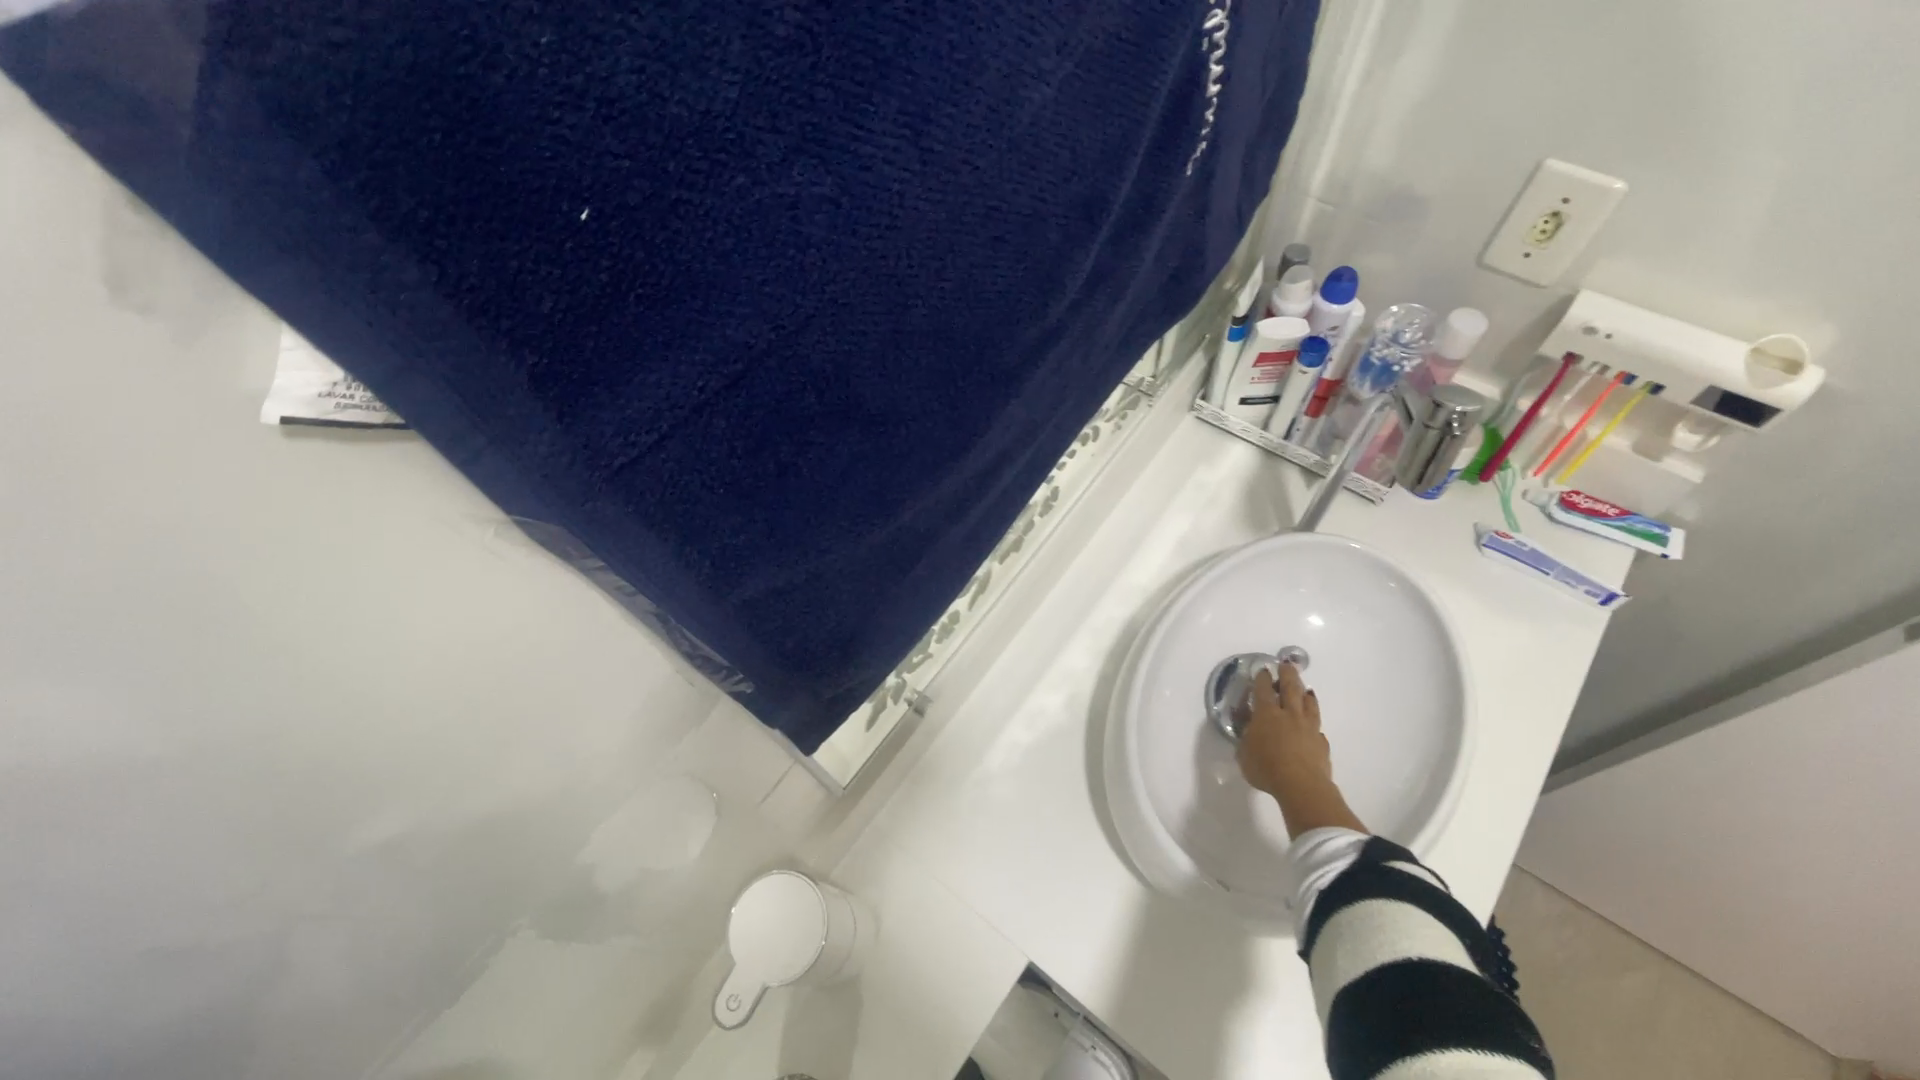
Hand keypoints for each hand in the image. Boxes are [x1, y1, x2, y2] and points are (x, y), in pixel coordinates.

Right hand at [1236, 663, 1329, 796]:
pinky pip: (1318, 728)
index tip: (1264, 670)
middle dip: (1288, 675)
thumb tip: (1249, 729)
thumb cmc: (1265, 768)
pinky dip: (1314, 724)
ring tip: (1307, 690)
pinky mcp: (1321, 743)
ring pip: (1310, 705)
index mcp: (1266, 714)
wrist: (1301, 785)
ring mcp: (1309, 727)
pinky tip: (1314, 727)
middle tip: (1288, 665)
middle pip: (1291, 688)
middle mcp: (1289, 715)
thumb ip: (1246, 738)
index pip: (1263, 690)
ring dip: (1307, 694)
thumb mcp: (1243, 753)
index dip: (1263, 678)